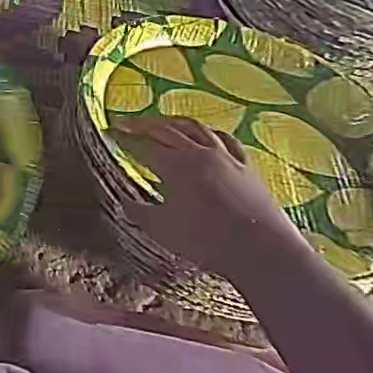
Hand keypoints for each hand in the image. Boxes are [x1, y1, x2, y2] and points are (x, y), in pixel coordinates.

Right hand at [115, 115, 310, 280]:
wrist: (262, 250)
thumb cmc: (206, 240)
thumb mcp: (161, 229)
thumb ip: (139, 211)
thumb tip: (123, 201)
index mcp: (176, 166)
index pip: (143, 145)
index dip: (124, 138)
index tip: (110, 132)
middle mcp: (200, 153)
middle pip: (167, 130)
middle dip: (143, 125)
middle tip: (126, 123)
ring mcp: (226, 156)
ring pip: (196, 128)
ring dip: (174, 122)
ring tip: (160, 122)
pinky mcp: (246, 166)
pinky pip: (225, 139)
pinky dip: (208, 132)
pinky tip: (205, 133)